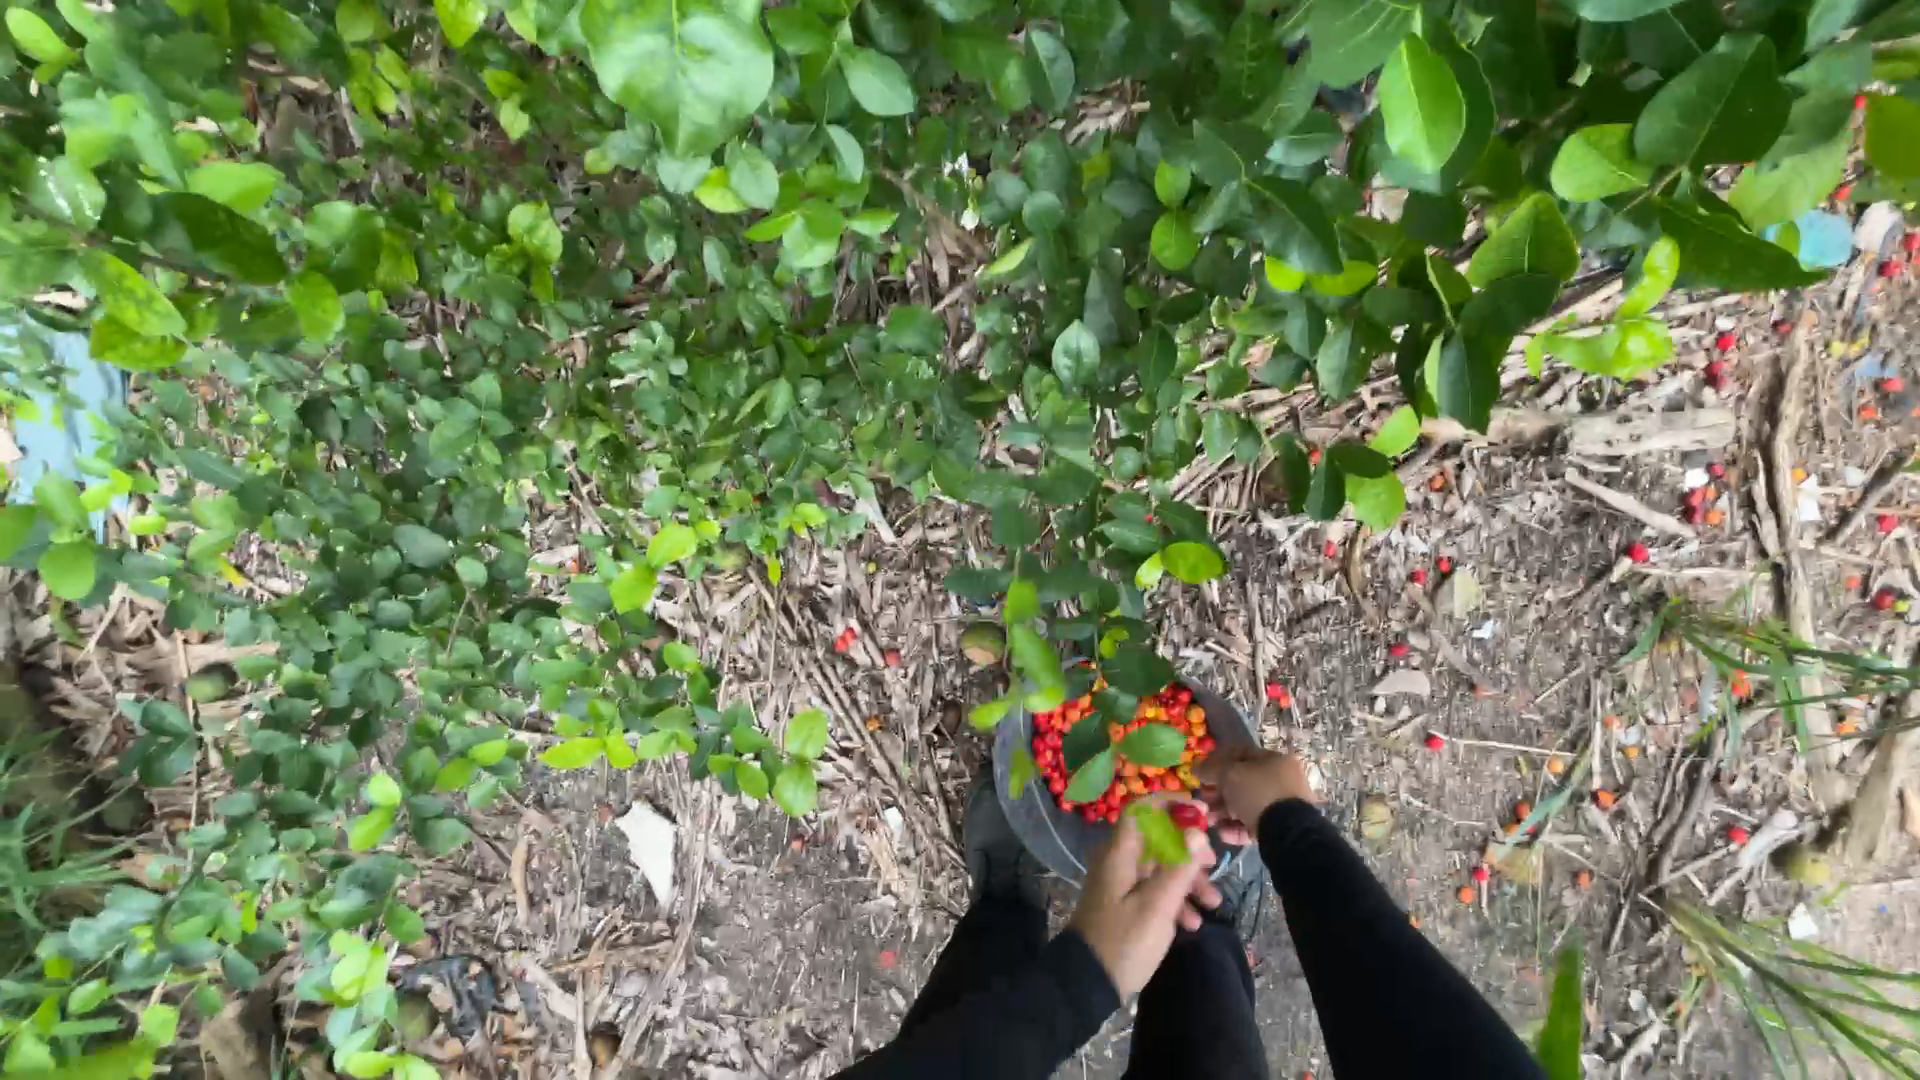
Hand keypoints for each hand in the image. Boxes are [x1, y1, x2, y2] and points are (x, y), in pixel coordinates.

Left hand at [1066, 800, 1218, 996]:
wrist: (1088, 981)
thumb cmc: (1123, 939)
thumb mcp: (1157, 906)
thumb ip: (1179, 867)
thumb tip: (1196, 829)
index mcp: (1120, 852)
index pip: (1142, 809)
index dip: (1171, 804)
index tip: (1201, 812)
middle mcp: (1119, 860)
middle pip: (1157, 838)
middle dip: (1188, 850)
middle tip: (1214, 864)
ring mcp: (1121, 882)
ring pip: (1160, 866)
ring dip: (1187, 880)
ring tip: (1212, 902)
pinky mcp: (1126, 903)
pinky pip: (1154, 889)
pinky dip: (1175, 900)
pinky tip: (1193, 922)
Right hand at [1193, 746, 1313, 846]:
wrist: (1288, 833)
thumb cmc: (1258, 792)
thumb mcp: (1229, 774)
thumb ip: (1210, 769)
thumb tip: (1196, 767)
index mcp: (1275, 759)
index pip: (1241, 753)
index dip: (1218, 760)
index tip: (1202, 772)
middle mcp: (1282, 780)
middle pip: (1242, 781)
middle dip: (1219, 791)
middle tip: (1203, 799)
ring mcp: (1284, 805)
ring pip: (1247, 804)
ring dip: (1224, 811)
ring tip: (1209, 819)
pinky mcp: (1282, 828)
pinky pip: (1255, 823)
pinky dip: (1237, 827)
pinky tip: (1222, 833)